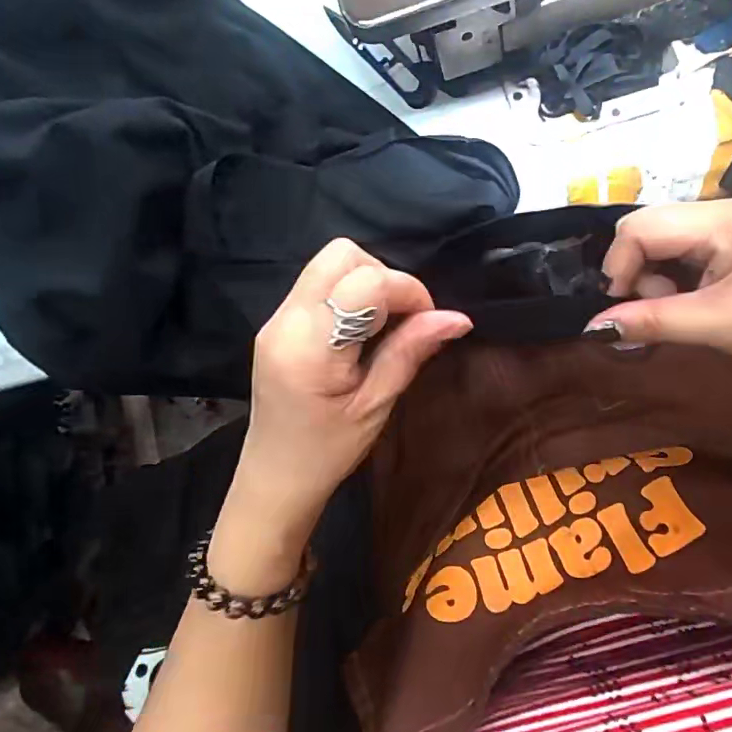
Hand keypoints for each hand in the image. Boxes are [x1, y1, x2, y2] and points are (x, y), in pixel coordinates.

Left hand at [236, 239, 472, 518]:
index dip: (406, 289)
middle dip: (383, 275)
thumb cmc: (327, 451)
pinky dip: (347, 295)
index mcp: (310, 346)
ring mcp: (275, 319)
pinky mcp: (276, 323)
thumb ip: (409, 352)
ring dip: (366, 283)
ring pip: (328, 264)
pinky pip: (317, 285)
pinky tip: (359, 332)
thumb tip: (456, 318)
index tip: (425, 320)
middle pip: (341, 254)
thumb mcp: (375, 405)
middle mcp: (286, 320)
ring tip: (381, 327)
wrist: (274, 476)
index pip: (364, 281)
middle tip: (402, 319)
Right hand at [588, 199, 731, 378]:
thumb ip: (650, 322)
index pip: (641, 227)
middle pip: (645, 230)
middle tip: (655, 310)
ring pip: (657, 245)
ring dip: (652, 282)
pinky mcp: (728, 249)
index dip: (619, 266)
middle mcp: (722, 213)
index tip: (620, 309)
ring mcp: (726, 229)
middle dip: (636, 273)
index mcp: (724, 218)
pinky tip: (688, 306)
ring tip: (679, 311)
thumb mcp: (716, 325)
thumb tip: (592, 328)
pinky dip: (668, 285)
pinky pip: (676, 257)